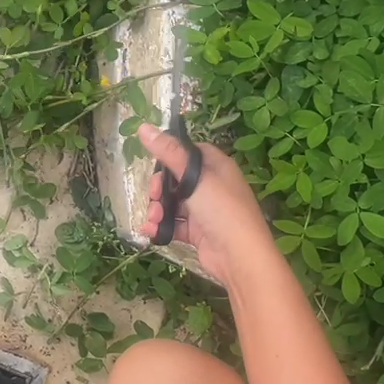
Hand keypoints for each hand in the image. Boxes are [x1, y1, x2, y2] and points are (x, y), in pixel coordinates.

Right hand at [137, 123, 272, 284]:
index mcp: (217, 166)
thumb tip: (143, 126)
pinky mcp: (199, 231)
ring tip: (153, 219)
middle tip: (154, 196)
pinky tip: (151, 231)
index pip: (190, 152)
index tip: (155, 163)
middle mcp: (212, 185)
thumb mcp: (194, 178)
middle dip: (159, 188)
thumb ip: (168, 152)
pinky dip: (162, 226)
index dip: (171, 155)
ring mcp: (205, 209)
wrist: (239, 257)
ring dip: (158, 209)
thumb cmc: (221, 210)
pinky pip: (175, 223)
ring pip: (173, 202)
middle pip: (177, 178)